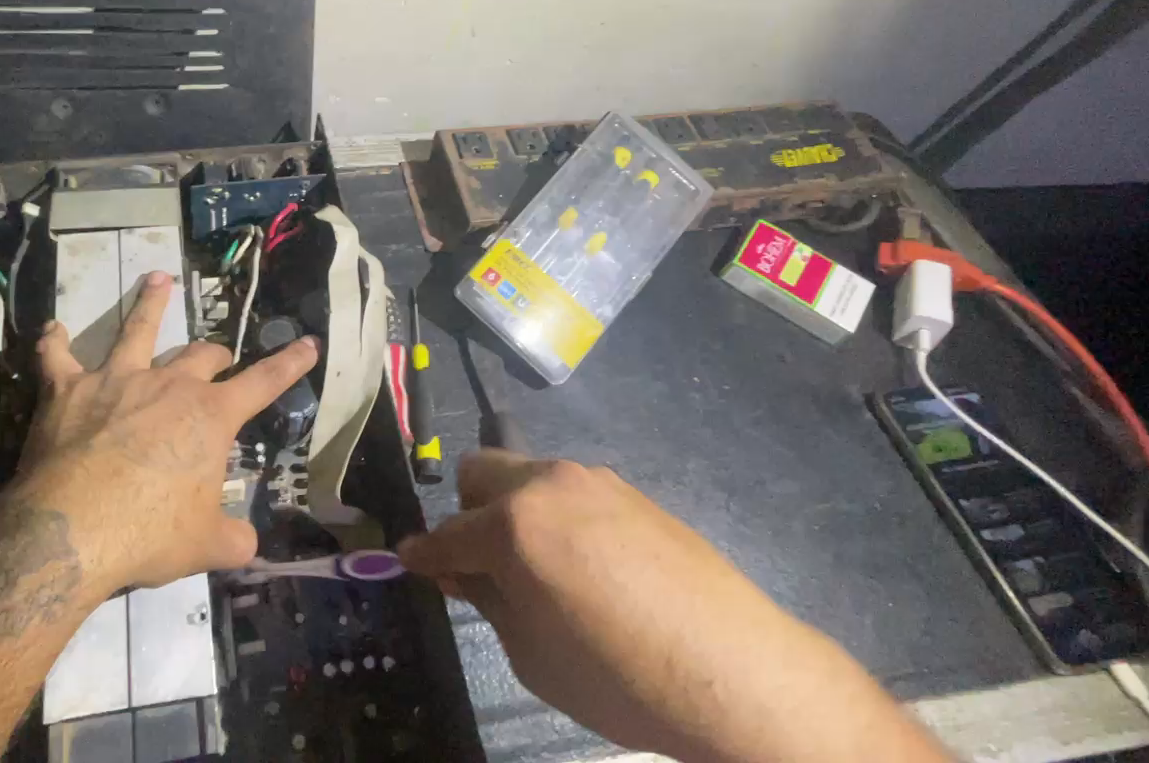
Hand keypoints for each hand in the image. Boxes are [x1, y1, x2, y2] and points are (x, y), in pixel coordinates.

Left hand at [19, 271, 318, 593]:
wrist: (72, 529)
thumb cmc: (148, 534)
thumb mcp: (206, 546)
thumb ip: (234, 540)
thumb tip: (249, 545)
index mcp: (210, 416)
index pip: (263, 382)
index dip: (289, 363)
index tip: (308, 342)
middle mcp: (168, 385)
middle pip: (200, 355)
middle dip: (215, 354)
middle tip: (217, 359)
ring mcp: (117, 380)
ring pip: (137, 330)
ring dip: (150, 304)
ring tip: (157, 278)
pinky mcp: (69, 390)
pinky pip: (57, 357)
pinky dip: (54, 342)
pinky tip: (52, 329)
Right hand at [397, 450, 949, 762]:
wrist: (737, 672)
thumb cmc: (617, 676)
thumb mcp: (529, 653)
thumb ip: (488, 599)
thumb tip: (464, 572)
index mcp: (512, 523)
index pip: (446, 534)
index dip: (423, 555)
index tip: (411, 563)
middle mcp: (546, 483)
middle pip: (479, 471)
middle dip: (467, 512)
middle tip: (484, 564)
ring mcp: (593, 480)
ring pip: (527, 474)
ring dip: (514, 509)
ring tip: (541, 566)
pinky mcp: (632, 491)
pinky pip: (571, 491)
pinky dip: (556, 515)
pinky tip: (588, 566)